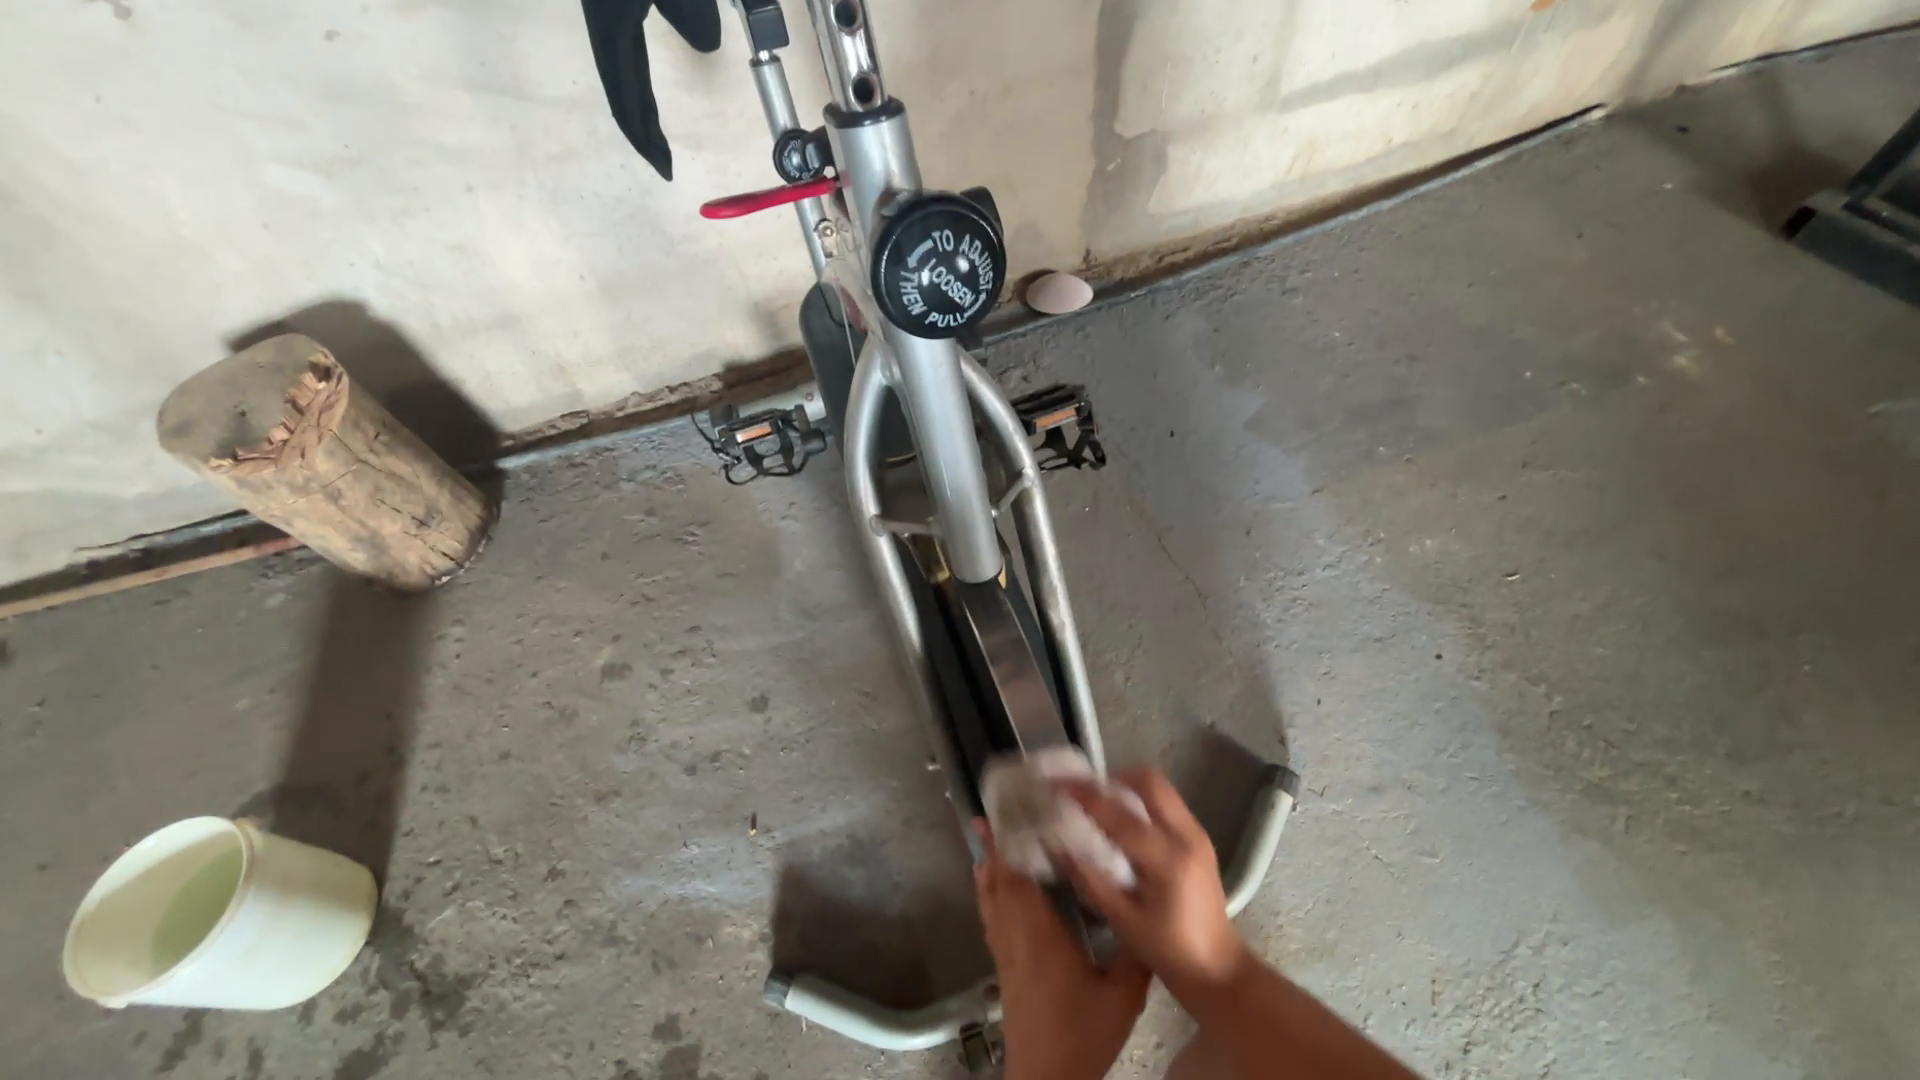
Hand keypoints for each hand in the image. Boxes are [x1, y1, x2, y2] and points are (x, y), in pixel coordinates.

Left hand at [975, 821, 1149, 1079]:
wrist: (1048, 1078)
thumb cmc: (1082, 1032)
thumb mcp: (1123, 994)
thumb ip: (1134, 952)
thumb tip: (1147, 916)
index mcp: (1038, 934)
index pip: (1016, 879)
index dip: (1009, 846)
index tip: (1007, 816)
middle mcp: (1014, 937)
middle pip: (997, 884)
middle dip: (994, 848)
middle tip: (993, 816)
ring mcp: (1005, 954)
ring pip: (990, 901)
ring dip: (988, 869)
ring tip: (988, 841)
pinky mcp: (1004, 969)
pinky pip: (992, 919)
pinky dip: (990, 895)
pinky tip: (994, 890)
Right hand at [1057, 769, 1250, 999]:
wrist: (1218, 968)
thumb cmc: (1168, 950)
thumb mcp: (1123, 920)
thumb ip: (1091, 880)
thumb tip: (1058, 846)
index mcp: (1168, 860)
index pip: (1121, 815)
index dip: (1087, 796)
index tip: (1060, 783)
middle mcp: (1187, 836)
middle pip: (1150, 782)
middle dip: (1114, 778)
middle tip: (1086, 790)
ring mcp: (1198, 834)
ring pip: (1161, 789)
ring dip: (1129, 787)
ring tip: (1102, 803)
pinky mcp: (1200, 839)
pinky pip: (1168, 804)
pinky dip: (1143, 801)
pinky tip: (1125, 823)